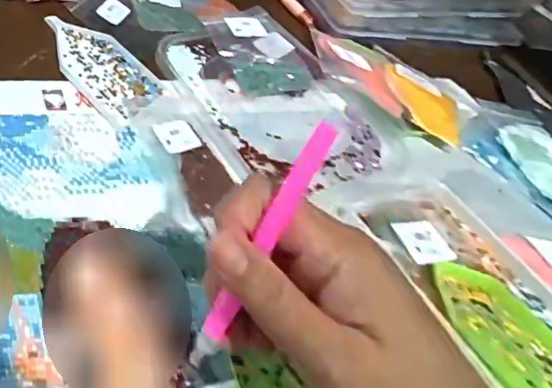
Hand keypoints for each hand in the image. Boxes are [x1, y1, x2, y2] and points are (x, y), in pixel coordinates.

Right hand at [204, 175, 483, 387]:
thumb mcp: (334, 357)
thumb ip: (273, 297)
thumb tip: (213, 238)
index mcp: (338, 247)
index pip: (266, 196)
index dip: (234, 221)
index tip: (221, 273)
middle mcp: (333, 248)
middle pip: (259, 225)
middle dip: (231, 264)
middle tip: (226, 319)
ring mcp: (334, 275)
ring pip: (263, 257)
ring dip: (240, 290)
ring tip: (240, 339)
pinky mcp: (334, 301)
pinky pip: (281, 285)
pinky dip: (259, 308)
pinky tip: (257, 341)